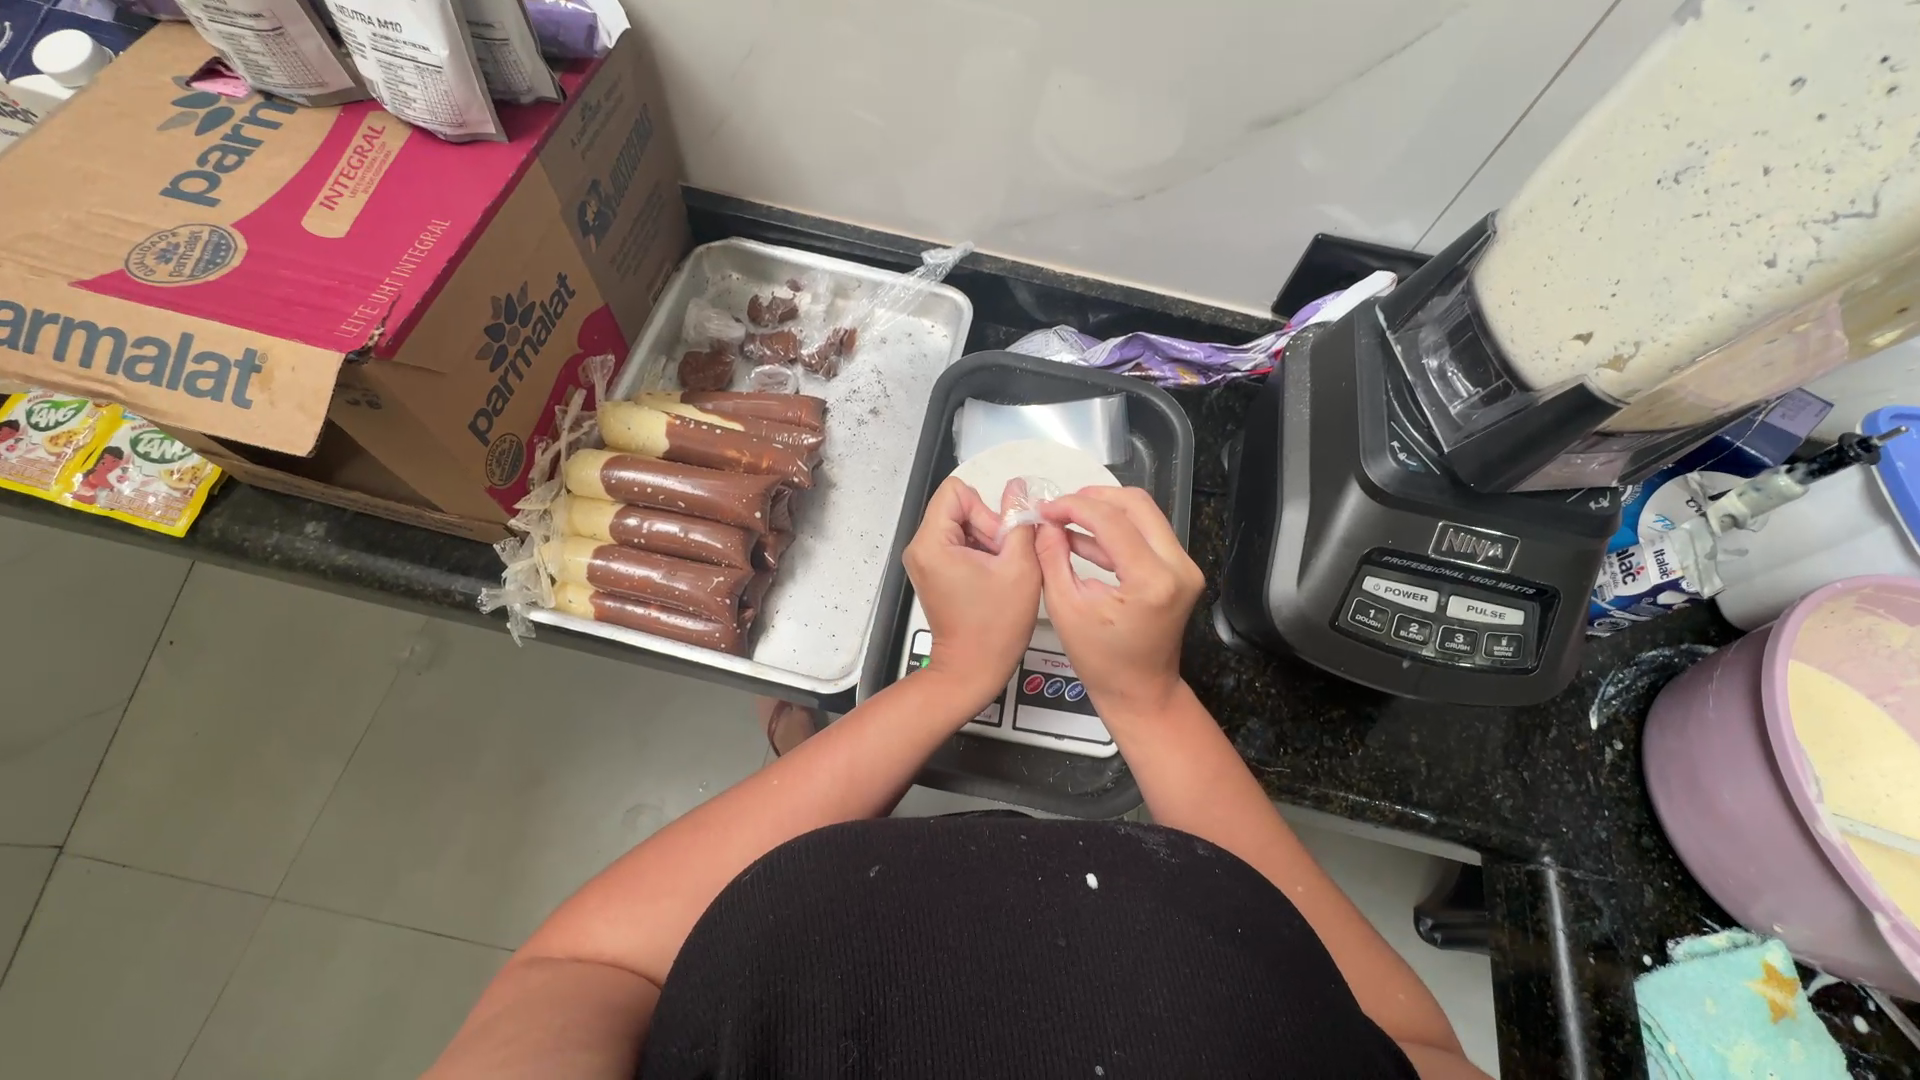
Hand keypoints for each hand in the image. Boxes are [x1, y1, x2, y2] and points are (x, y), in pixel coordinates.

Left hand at [903, 476, 1041, 712]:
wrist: (972, 668)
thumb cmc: (994, 626)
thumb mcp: (1020, 567)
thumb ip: (1020, 522)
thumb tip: (1019, 489)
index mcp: (931, 543)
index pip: (956, 491)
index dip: (985, 510)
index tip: (998, 542)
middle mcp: (919, 548)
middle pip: (958, 508)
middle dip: (987, 528)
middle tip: (1003, 561)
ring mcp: (924, 561)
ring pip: (961, 525)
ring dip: (986, 542)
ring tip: (999, 573)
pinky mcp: (932, 572)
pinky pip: (958, 544)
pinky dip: (978, 554)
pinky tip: (991, 579)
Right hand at [1035, 487, 1203, 724]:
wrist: (1141, 691)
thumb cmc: (1101, 661)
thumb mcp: (1066, 607)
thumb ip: (1052, 558)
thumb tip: (1044, 522)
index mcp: (1151, 580)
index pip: (1111, 521)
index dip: (1073, 507)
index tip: (1045, 508)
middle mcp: (1178, 567)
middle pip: (1136, 504)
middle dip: (1093, 498)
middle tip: (1059, 507)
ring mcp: (1185, 567)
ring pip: (1145, 514)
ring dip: (1105, 512)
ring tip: (1066, 520)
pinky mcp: (1181, 571)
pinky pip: (1148, 534)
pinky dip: (1116, 531)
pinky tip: (1083, 538)